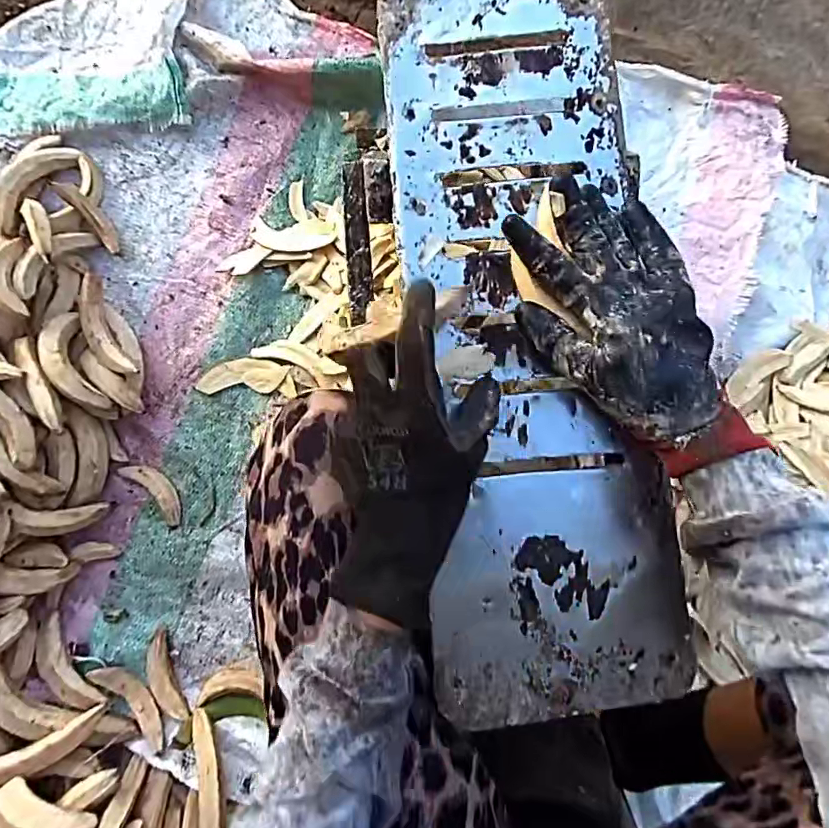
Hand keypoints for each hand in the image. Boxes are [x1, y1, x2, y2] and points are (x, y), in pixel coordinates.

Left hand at [329, 280, 498, 631]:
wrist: (396, 541)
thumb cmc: (439, 497)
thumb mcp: (469, 454)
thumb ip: (479, 412)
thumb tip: (486, 381)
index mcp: (415, 403)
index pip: (411, 341)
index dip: (417, 308)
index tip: (421, 286)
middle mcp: (378, 404)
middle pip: (363, 349)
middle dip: (378, 337)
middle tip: (398, 342)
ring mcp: (355, 420)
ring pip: (356, 376)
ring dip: (373, 369)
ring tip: (394, 381)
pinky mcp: (342, 437)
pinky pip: (354, 405)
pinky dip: (370, 401)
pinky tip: (386, 420)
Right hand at [500, 174, 718, 444]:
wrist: (687, 407)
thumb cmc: (627, 393)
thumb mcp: (582, 373)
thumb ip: (553, 340)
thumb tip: (523, 308)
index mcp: (598, 311)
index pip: (556, 270)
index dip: (531, 244)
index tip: (510, 221)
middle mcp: (626, 290)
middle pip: (593, 243)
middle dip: (572, 211)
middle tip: (558, 180)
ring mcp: (655, 284)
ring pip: (624, 239)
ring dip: (604, 211)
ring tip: (587, 185)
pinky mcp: (678, 286)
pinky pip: (661, 248)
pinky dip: (646, 226)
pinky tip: (632, 206)